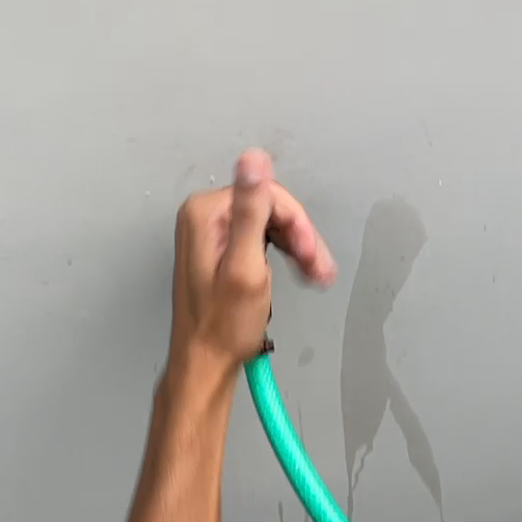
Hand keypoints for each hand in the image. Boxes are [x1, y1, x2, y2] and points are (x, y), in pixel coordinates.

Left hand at [170, 148, 336, 370]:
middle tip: (317, 270)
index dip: (296, 224)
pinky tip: (300, 272)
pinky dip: (283, 254)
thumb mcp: (245, 265)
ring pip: (270, 224)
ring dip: (296, 248)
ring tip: (316, 276)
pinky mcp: (218, 248)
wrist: (205, 364)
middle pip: (270, 208)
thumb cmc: (224, 325)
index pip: (268, 195)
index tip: (310, 256)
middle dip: (299, 238)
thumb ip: (252, 210)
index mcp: (205, 212)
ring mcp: (210, 231)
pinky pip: (260, 238)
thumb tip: (253, 156)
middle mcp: (204, 215)